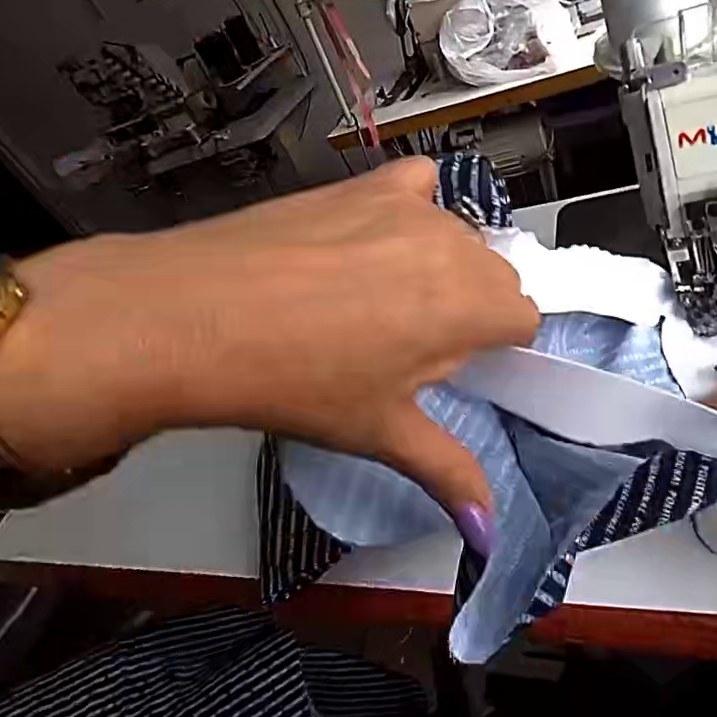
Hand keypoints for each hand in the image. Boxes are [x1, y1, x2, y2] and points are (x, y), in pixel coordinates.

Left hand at [0, 158, 538, 546]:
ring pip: (460, 237)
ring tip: (380, 295)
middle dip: (472, 306)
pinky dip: (413, 206)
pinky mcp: (367, 185)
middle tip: (412, 339)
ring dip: (442, 265)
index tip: (453, 362)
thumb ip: (450, 471)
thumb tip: (488, 531)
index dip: (494, 344)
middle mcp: (454, 246)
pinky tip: (381, 234)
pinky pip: (417, 185)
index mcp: (471, 306)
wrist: (193, 317)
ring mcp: (410, 208)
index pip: (524, 317)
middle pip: (497, 275)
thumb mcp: (380, 431)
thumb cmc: (296, 381)